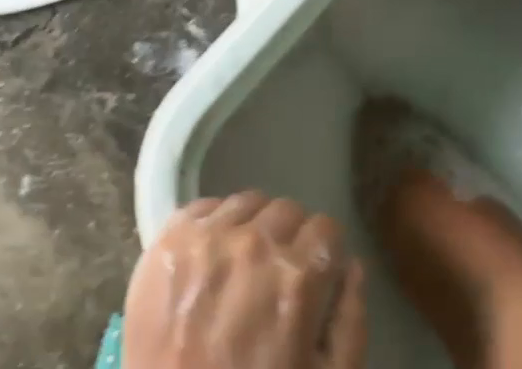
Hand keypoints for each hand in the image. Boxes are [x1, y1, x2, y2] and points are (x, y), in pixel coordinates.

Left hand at [122, 191, 366, 368]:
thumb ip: (350, 319)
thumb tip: (352, 265)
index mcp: (298, 276)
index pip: (326, 228)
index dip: (325, 251)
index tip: (315, 270)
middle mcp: (254, 243)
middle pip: (287, 210)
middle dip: (291, 236)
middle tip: (278, 270)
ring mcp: (207, 237)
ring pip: (246, 202)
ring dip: (253, 225)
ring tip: (244, 260)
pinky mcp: (169, 239)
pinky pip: (203, 206)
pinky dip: (214, 223)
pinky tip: (212, 255)